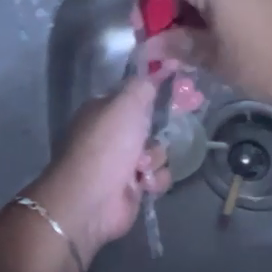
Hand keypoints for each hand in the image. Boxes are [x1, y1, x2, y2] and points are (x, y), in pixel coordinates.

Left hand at [27, 76, 172, 265]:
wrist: (90, 200)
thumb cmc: (106, 146)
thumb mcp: (125, 105)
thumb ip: (142, 86)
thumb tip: (158, 71)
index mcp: (104, 110)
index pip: (135, 96)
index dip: (156, 94)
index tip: (181, 92)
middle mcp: (112, 134)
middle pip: (150, 125)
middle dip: (157, 131)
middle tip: (165, 131)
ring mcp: (122, 162)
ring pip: (158, 151)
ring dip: (155, 158)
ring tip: (141, 166)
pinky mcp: (133, 188)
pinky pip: (158, 176)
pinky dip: (154, 180)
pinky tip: (144, 184)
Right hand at [145, 0, 271, 118]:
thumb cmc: (270, 62)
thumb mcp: (217, 57)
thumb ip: (178, 46)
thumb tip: (150, 48)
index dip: (145, 3)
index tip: (148, 36)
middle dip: (167, 8)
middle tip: (167, 46)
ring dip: (192, 9)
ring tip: (193, 47)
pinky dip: (216, 7)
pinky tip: (221, 38)